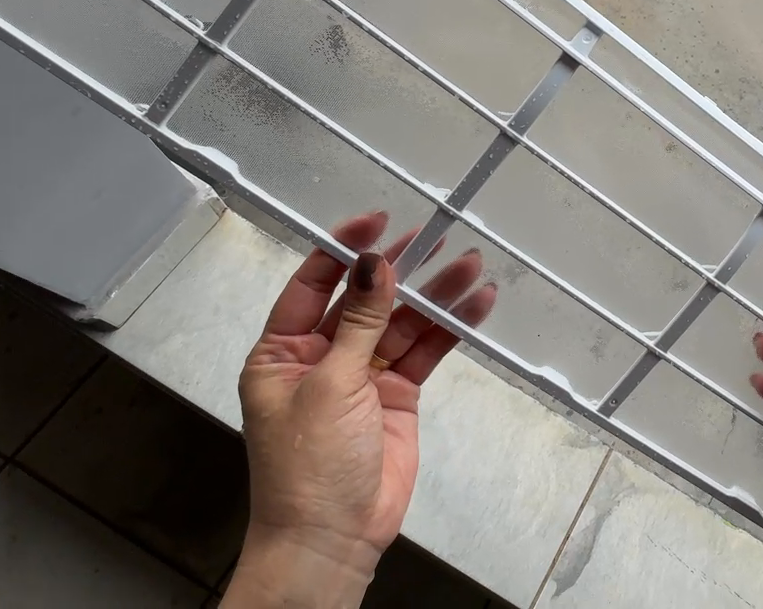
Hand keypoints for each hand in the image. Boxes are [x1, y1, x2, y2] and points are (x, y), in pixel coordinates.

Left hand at [223, 212, 494, 608]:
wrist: (333, 540)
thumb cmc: (309, 462)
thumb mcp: (331, 384)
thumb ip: (360, 320)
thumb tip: (375, 262)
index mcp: (284, 350)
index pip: (313, 284)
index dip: (343, 249)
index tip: (378, 221)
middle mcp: (324, 354)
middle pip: (367, 298)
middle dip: (401, 268)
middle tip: (436, 236)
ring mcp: (365, 373)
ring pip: (404, 321)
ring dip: (436, 295)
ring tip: (471, 264)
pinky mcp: (399, 392)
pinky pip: (426, 350)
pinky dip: (451, 328)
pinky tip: (477, 303)